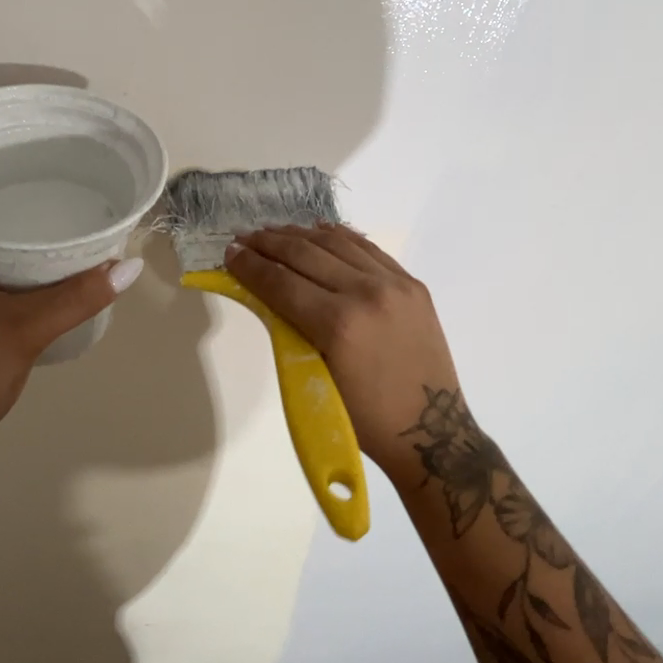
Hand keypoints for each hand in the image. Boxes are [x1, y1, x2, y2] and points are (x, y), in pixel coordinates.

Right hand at [223, 224, 456, 472]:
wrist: (433, 431)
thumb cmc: (366, 419)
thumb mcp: (317, 376)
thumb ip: (292, 330)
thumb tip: (266, 293)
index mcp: (338, 324)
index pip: (282, 283)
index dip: (251, 266)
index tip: (230, 252)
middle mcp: (366, 294)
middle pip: (306, 255)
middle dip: (269, 244)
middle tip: (244, 237)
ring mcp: (394, 285)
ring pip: (337, 244)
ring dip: (301, 235)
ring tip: (275, 231)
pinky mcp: (412, 284)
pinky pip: (369, 249)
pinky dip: (340, 236)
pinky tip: (320, 230)